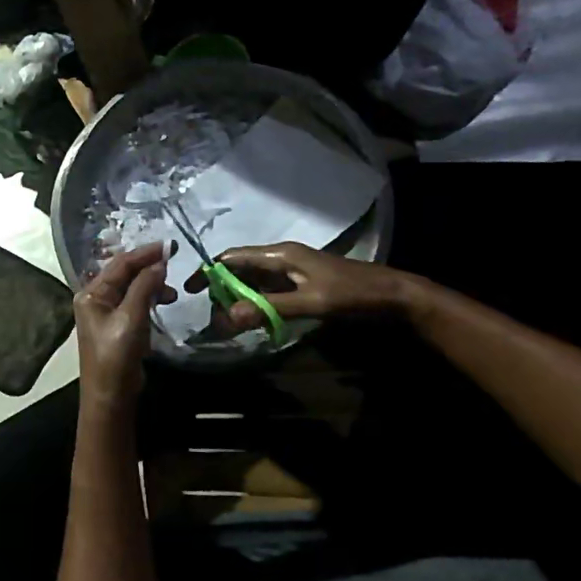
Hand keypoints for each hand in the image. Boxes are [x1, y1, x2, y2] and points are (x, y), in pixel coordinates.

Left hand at [75, 242, 175, 403]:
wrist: (110, 395)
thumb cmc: (116, 355)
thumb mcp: (131, 317)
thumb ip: (144, 287)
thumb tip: (159, 263)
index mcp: (92, 294)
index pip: (121, 264)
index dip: (146, 253)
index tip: (171, 245)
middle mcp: (96, 299)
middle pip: (125, 273)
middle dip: (150, 266)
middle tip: (176, 260)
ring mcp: (107, 313)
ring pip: (132, 288)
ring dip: (152, 284)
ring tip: (172, 293)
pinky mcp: (118, 326)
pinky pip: (135, 303)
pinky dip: (150, 299)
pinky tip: (164, 302)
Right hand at [186, 242, 423, 332]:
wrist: (392, 296)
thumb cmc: (352, 295)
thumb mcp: (310, 303)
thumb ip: (268, 309)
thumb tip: (226, 317)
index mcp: (279, 255)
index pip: (231, 258)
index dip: (207, 272)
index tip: (188, 291)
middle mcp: (281, 259)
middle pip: (238, 271)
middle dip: (221, 293)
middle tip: (213, 319)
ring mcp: (291, 272)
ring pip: (252, 284)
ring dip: (238, 302)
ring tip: (227, 325)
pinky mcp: (300, 285)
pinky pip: (268, 293)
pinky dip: (256, 306)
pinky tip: (253, 323)